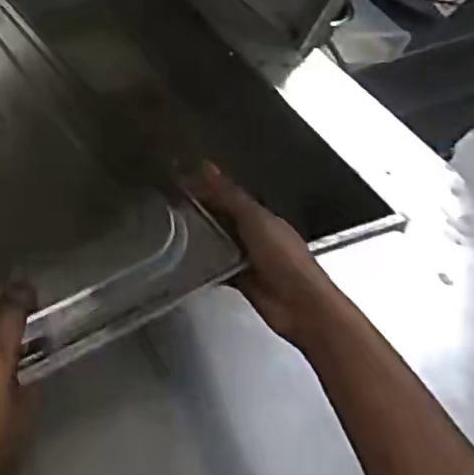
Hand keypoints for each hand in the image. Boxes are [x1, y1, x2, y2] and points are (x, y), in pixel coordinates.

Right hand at [186, 162, 341, 346]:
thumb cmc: (287, 260)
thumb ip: (229, 194)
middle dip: (201, 213)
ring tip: (174, 230)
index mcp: (263, 218)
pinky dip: (204, 264)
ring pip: (217, 243)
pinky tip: (188, 258)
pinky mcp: (239, 280)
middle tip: (172, 205)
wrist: (301, 308)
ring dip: (202, 239)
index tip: (182, 180)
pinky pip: (215, 267)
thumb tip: (208, 166)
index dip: (208, 188)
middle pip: (222, 220)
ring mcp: (248, 260)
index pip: (230, 197)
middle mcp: (255, 237)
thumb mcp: (254, 218)